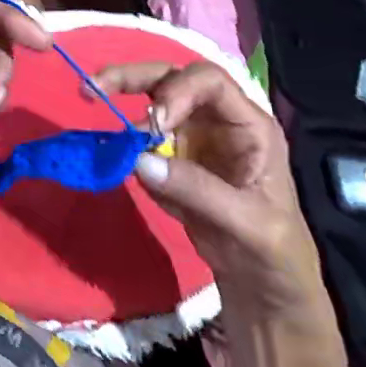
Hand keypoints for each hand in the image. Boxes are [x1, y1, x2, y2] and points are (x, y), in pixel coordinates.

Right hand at [95, 62, 333, 323]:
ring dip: (121, 98)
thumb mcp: (248, 225)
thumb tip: (139, 160)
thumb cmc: (274, 254)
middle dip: (133, 76)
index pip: (210, 83)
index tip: (155, 120)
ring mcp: (193, 139)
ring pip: (153, 100)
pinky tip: (110, 152)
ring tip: (91, 100)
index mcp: (248, 126)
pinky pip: (142, 138)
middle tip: (94, 88)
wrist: (264, 290)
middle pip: (174, 79)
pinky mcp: (172, 160)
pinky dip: (121, 139)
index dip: (178, 91)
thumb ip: (197, 190)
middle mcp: (218, 122)